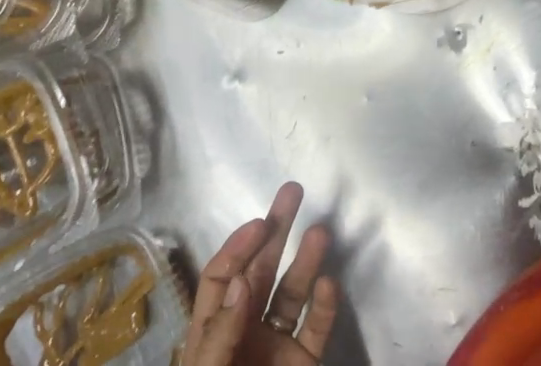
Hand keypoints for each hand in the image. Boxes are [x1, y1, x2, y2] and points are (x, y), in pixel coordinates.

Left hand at [182, 183, 338, 365]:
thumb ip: (221, 330)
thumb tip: (243, 282)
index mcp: (211, 331)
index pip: (222, 278)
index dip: (239, 248)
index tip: (261, 223)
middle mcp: (244, 329)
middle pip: (260, 271)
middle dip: (276, 230)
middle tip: (293, 191)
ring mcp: (277, 345)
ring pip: (292, 294)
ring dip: (305, 261)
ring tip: (321, 231)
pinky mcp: (305, 361)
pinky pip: (316, 328)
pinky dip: (325, 306)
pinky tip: (329, 283)